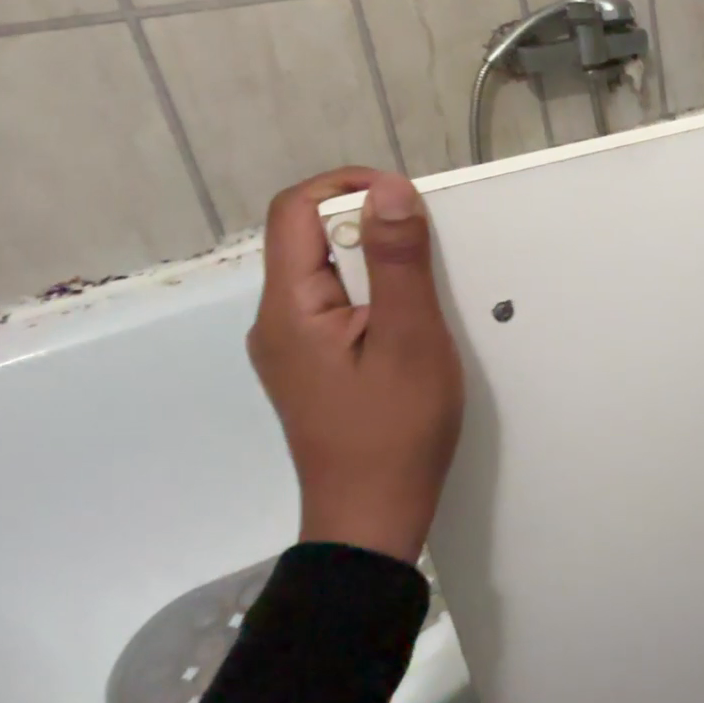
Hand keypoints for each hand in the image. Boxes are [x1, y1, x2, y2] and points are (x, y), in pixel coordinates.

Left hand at [247, 168, 463, 564]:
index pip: (295, 212)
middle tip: (427, 244)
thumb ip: (400, 261)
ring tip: (425, 284)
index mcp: (289, 308)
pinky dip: (373, 292)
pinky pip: (335, 304)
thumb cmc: (395, 428)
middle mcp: (276, 321)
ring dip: (375, 259)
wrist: (373, 516)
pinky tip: (408, 320)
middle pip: (308, 239)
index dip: (347, 187)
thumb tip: (391, 189)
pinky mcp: (312, 366)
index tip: (405, 198)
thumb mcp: (410, 338)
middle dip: (369, 224)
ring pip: (326, 273)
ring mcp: (291, 347)